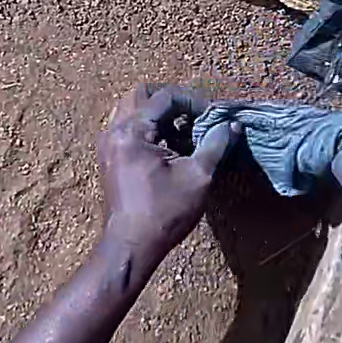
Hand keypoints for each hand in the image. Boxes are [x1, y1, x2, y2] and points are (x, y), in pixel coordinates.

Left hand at [96, 85, 238, 270]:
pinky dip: (151, 129)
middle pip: (142, 95)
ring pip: (134, 110)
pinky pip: (130, 128)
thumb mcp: (198, 176)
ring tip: (185, 132)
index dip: (194, 102)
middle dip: (172, 101)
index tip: (213, 117)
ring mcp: (110, 145)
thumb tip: (232, 125)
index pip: (165, 97)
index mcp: (132, 132)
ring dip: (160, 114)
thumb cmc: (164, 212)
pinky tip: (172, 148)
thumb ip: (216, 144)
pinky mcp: (111, 159)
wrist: (131, 247)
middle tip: (195, 116)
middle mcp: (115, 132)